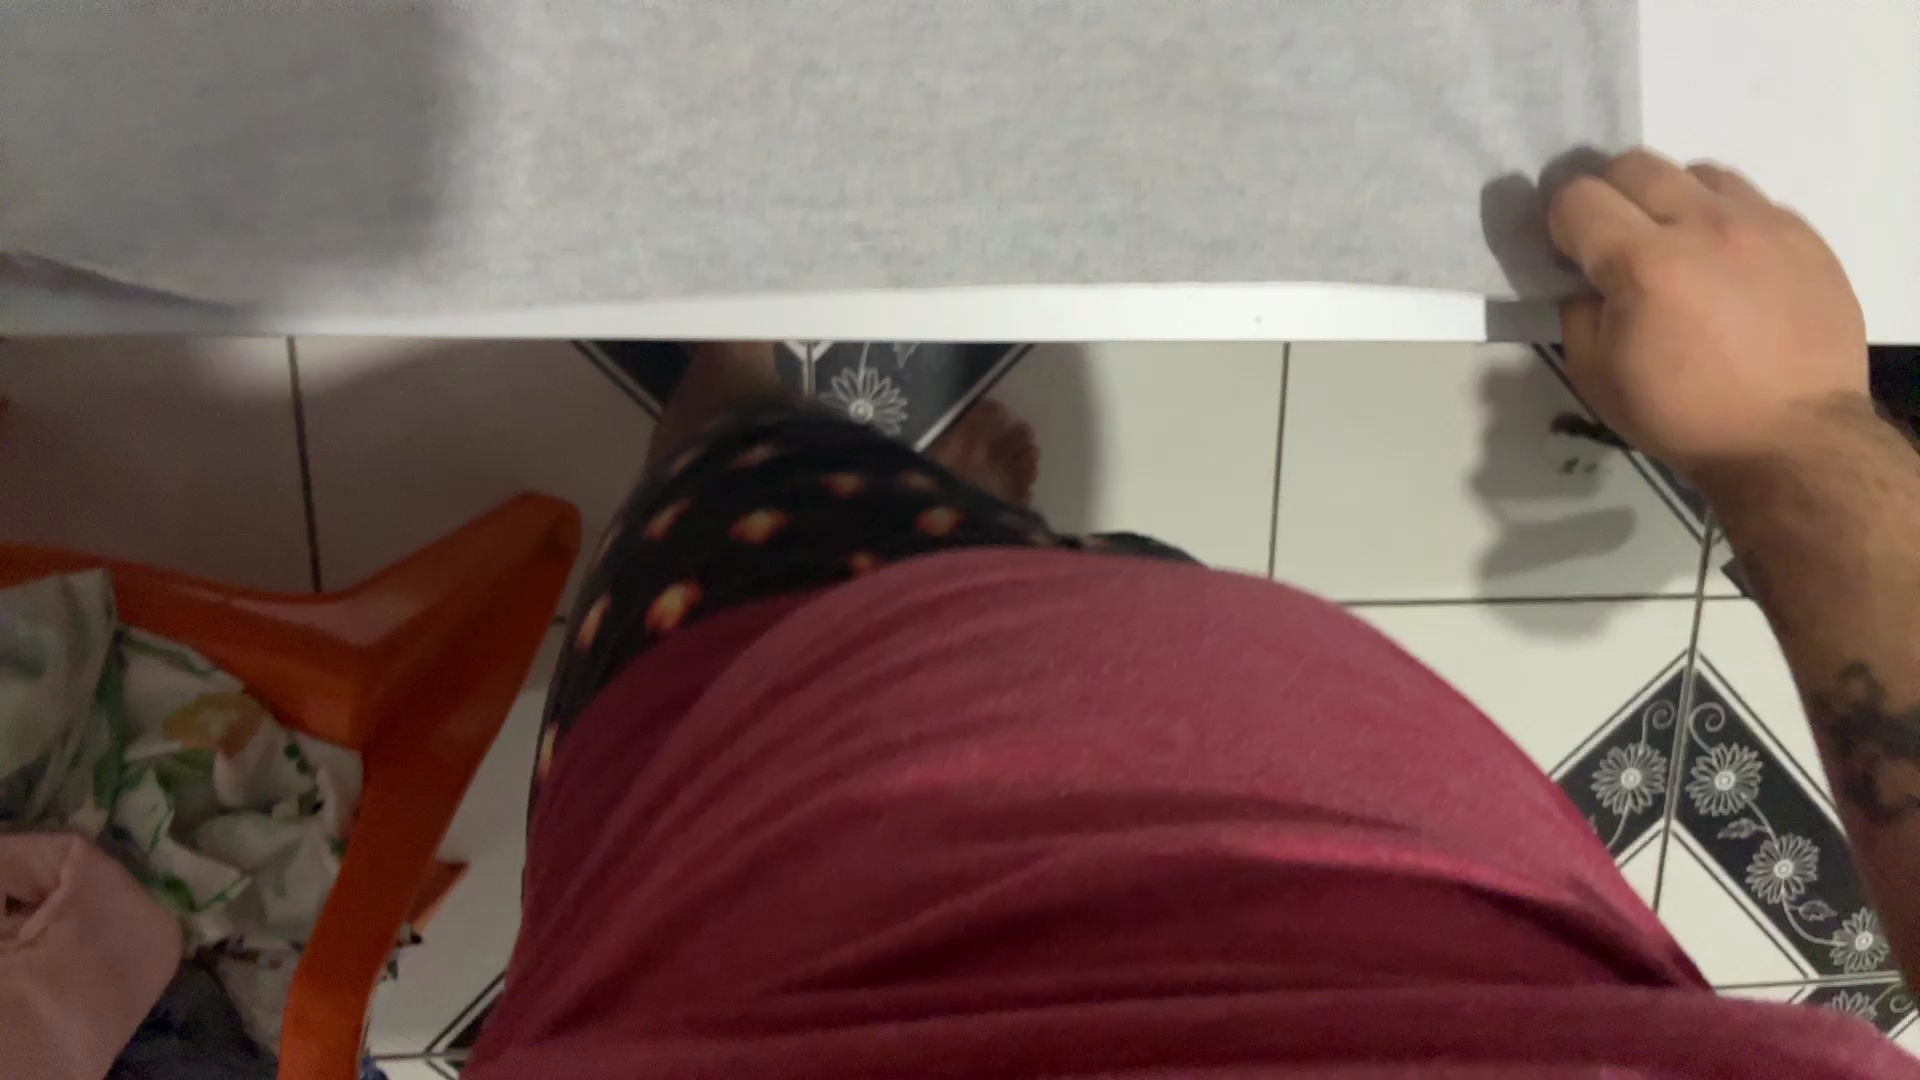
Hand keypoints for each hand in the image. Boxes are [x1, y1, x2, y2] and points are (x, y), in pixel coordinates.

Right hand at [1548, 148, 1869, 479]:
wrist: (1782, 431)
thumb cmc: (1670, 408)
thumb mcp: (1591, 368)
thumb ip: (1579, 309)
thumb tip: (1584, 280)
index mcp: (1643, 264)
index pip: (1578, 200)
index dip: (1554, 220)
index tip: (1556, 249)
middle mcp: (1705, 227)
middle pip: (1636, 164)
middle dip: (1602, 194)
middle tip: (1598, 238)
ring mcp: (1763, 224)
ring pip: (1696, 172)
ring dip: (1662, 199)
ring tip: (1661, 245)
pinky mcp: (1802, 234)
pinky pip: (1745, 199)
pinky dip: (1712, 217)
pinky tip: (1710, 262)